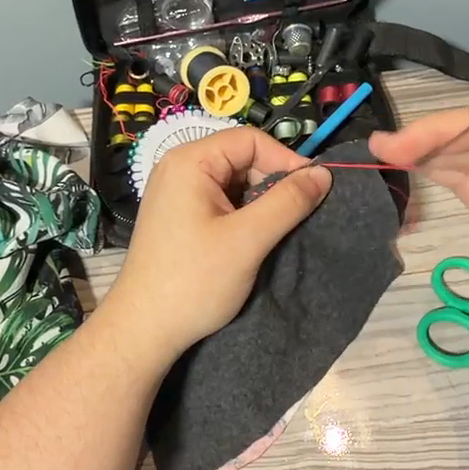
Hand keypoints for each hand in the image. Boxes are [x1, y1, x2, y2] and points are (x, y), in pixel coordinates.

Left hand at [101, 127, 333, 365]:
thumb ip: (288, 202)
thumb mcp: (248, 239)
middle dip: (272, 183)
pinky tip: (252, 241)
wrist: (144, 329)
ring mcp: (176, 193)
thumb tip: (324, 174)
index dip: (285, 161)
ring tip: (273, 233)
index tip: (312, 192)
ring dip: (259, 203)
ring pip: (234, 182)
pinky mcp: (179, 217)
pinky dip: (243, 215)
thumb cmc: (194, 280)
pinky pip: (220, 201)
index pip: (250, 140)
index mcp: (189, 161)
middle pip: (242, 158)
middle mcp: (179, 168)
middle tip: (293, 218)